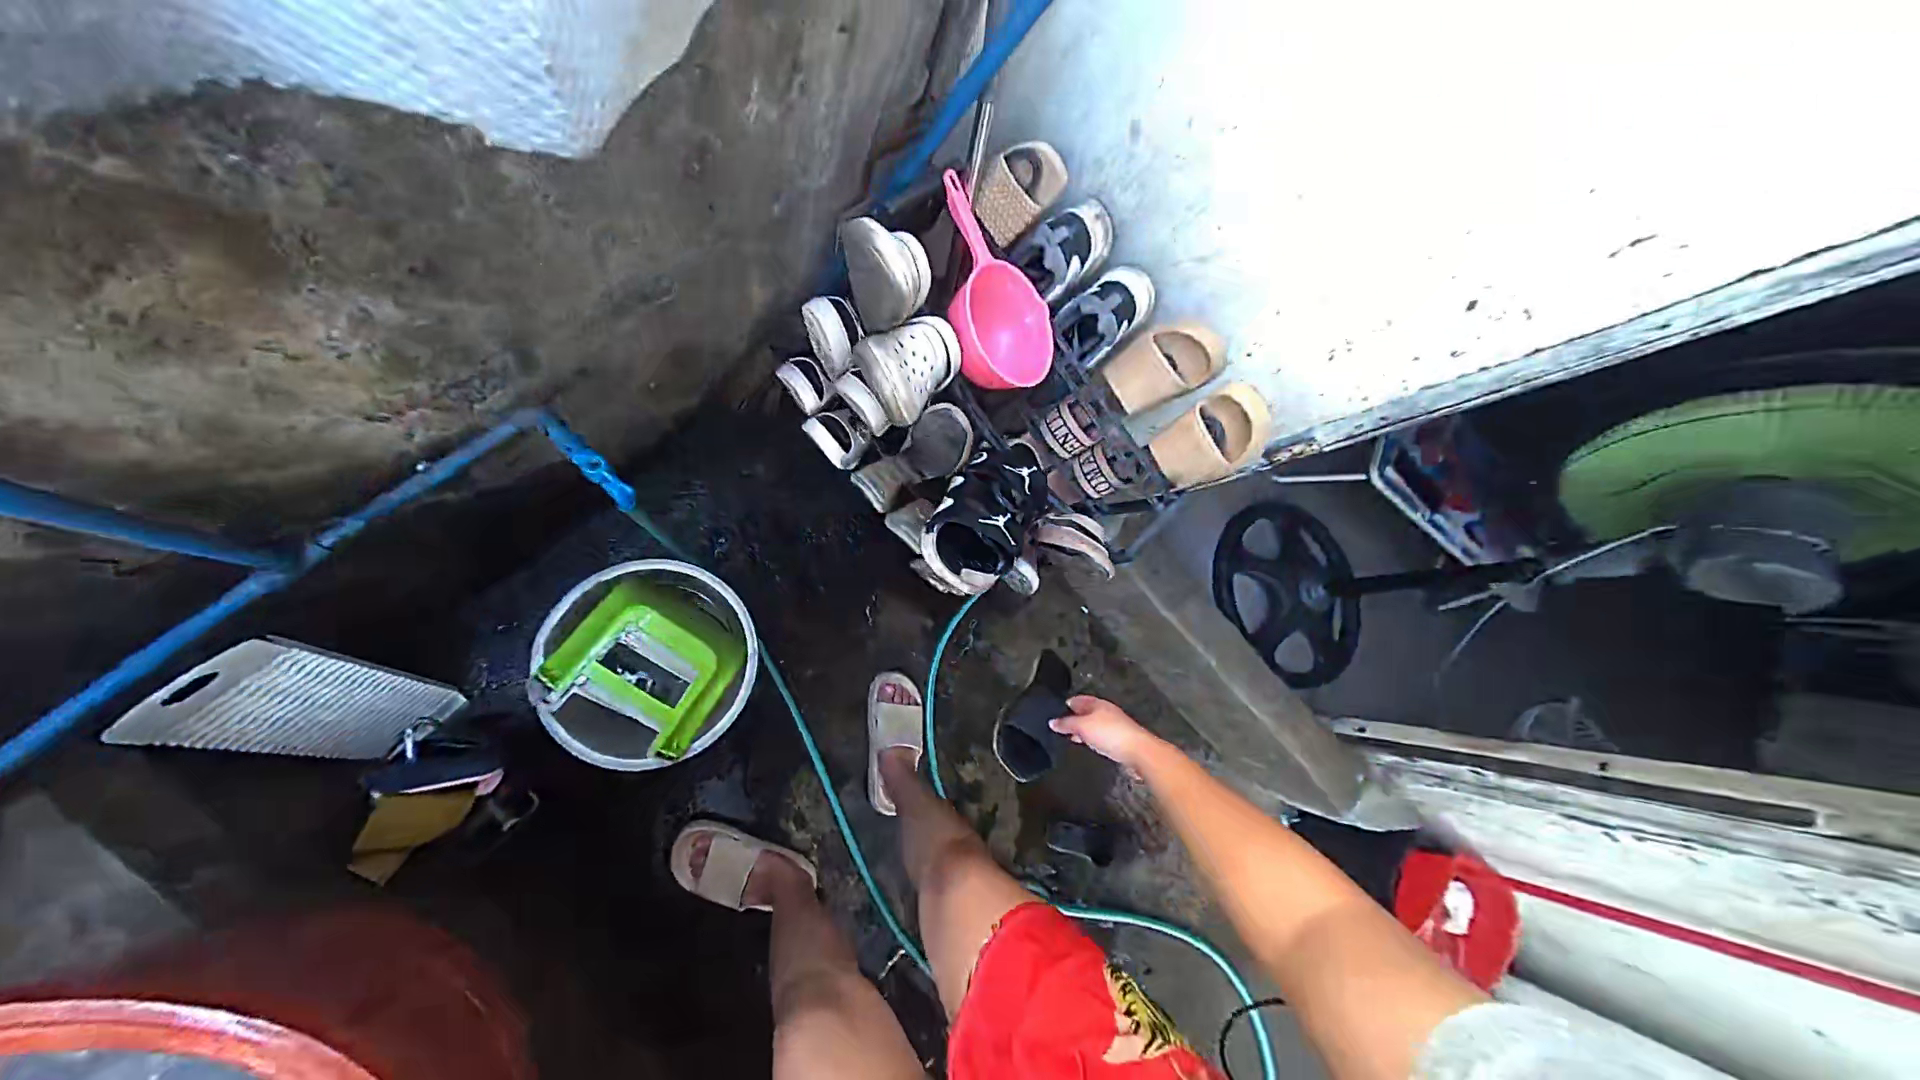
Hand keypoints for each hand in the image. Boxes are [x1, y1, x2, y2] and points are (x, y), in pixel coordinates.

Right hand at [1050, 695, 1162, 770]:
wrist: (1139, 752)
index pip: (1080, 699)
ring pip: (1094, 724)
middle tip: (1063, 722)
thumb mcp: (1082, 726)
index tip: (1058, 707)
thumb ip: (1067, 724)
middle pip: (1088, 712)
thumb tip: (1053, 722)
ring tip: (1072, 735)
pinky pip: (1101, 736)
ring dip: (1083, 729)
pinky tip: (1089, 744)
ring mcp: (1115, 726)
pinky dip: (1092, 738)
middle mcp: (1108, 712)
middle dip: (1075, 716)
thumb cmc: (1110, 734)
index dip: (1069, 702)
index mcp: (1099, 704)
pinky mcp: (1120, 740)